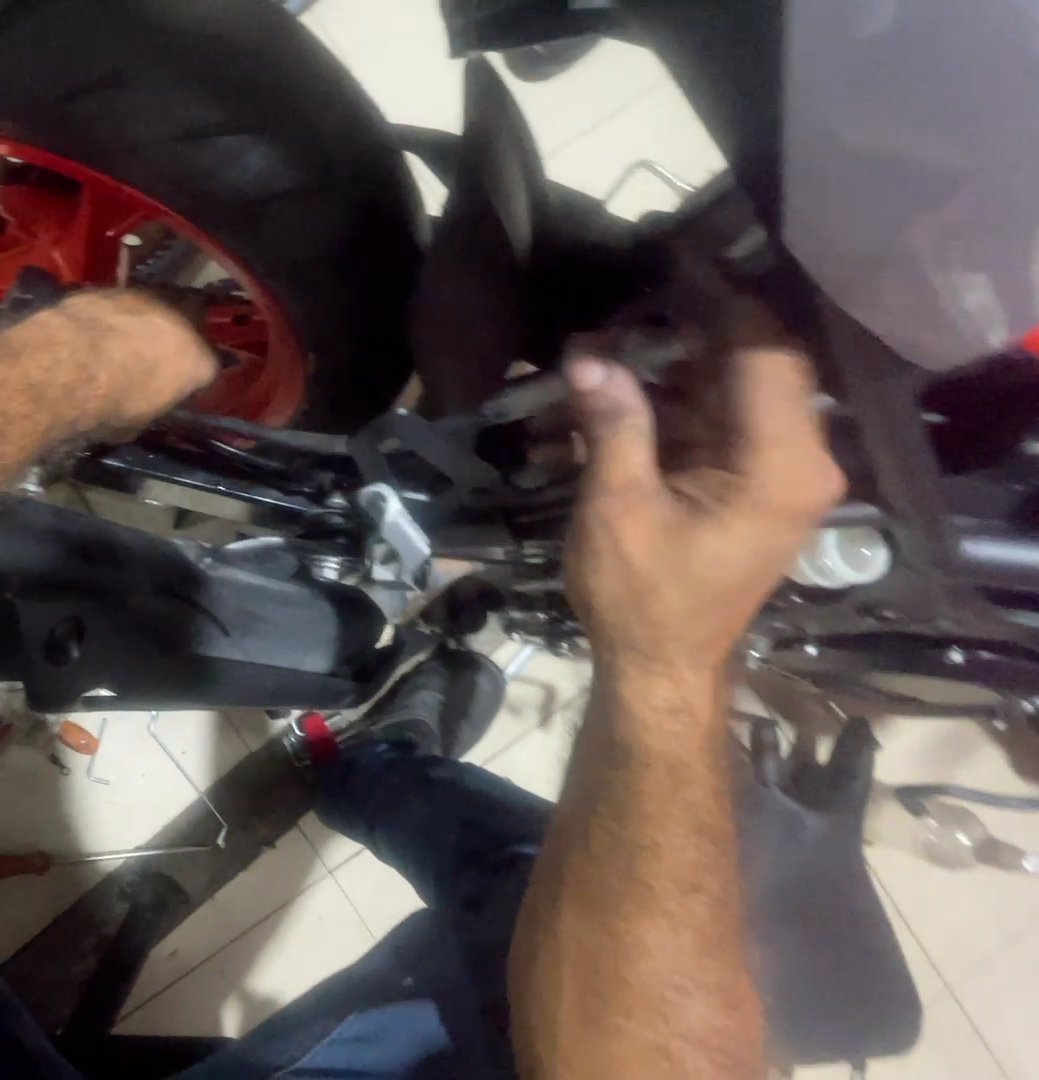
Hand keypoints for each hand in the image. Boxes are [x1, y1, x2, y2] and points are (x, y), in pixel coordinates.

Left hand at [27, 290, 219, 432]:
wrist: (67, 366)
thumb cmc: (109, 406)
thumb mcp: (137, 423)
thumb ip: (151, 406)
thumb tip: (143, 404)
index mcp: (196, 362)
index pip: (207, 370)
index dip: (192, 381)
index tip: (177, 390)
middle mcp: (181, 322)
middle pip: (189, 327)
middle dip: (175, 342)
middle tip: (154, 360)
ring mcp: (146, 298)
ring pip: (154, 309)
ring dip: (144, 325)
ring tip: (121, 344)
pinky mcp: (111, 288)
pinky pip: (120, 305)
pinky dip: (113, 317)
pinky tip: (95, 332)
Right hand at [562, 308, 844, 685]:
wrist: (657, 661)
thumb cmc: (640, 593)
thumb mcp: (617, 507)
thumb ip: (614, 427)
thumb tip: (590, 358)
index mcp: (780, 464)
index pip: (764, 356)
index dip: (720, 305)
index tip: (669, 266)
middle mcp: (792, 459)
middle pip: (743, 369)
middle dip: (675, 338)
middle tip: (608, 318)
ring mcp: (767, 472)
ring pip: (717, 396)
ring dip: (654, 376)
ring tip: (585, 359)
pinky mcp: (739, 485)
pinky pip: (700, 428)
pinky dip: (651, 414)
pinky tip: (594, 407)